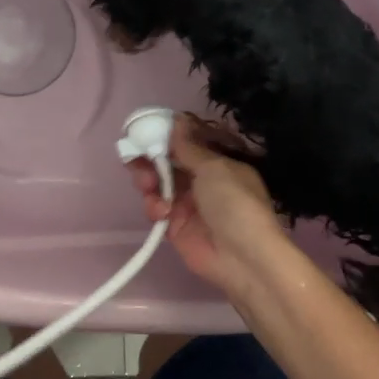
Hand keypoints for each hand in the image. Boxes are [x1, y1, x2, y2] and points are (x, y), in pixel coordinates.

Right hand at [128, 114, 290, 297]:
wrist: (243, 258)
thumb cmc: (234, 203)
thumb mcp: (214, 167)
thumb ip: (188, 146)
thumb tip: (176, 120)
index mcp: (218, 163)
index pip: (187, 143)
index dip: (167, 135)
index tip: (146, 127)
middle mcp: (202, 180)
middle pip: (168, 161)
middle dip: (150, 156)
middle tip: (135, 155)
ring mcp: (187, 203)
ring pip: (158, 182)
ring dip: (148, 179)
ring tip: (147, 184)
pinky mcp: (175, 226)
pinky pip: (156, 208)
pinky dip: (154, 206)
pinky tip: (160, 211)